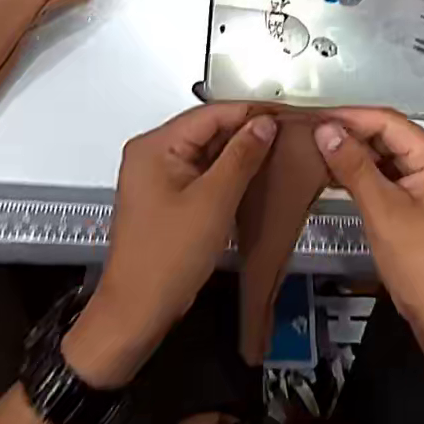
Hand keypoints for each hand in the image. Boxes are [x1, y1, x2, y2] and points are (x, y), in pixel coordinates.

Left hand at [63, 104, 275, 387]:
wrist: (138, 310)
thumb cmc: (165, 259)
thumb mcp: (214, 201)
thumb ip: (242, 156)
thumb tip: (263, 125)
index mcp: (154, 146)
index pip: (210, 114)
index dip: (250, 113)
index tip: (283, 115)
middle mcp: (151, 154)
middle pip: (207, 129)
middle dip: (246, 131)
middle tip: (284, 133)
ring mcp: (157, 175)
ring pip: (206, 150)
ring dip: (239, 151)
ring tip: (275, 151)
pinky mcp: (166, 195)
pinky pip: (202, 171)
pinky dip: (227, 171)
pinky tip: (251, 174)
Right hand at [314, 107, 423, 354]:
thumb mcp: (383, 211)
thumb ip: (353, 166)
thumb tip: (328, 132)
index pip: (389, 122)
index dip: (350, 117)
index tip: (316, 118)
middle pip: (389, 136)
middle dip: (350, 134)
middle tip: (312, 134)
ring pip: (387, 156)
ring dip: (355, 154)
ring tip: (318, 152)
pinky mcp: (422, 203)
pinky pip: (389, 176)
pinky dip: (364, 175)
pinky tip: (337, 175)